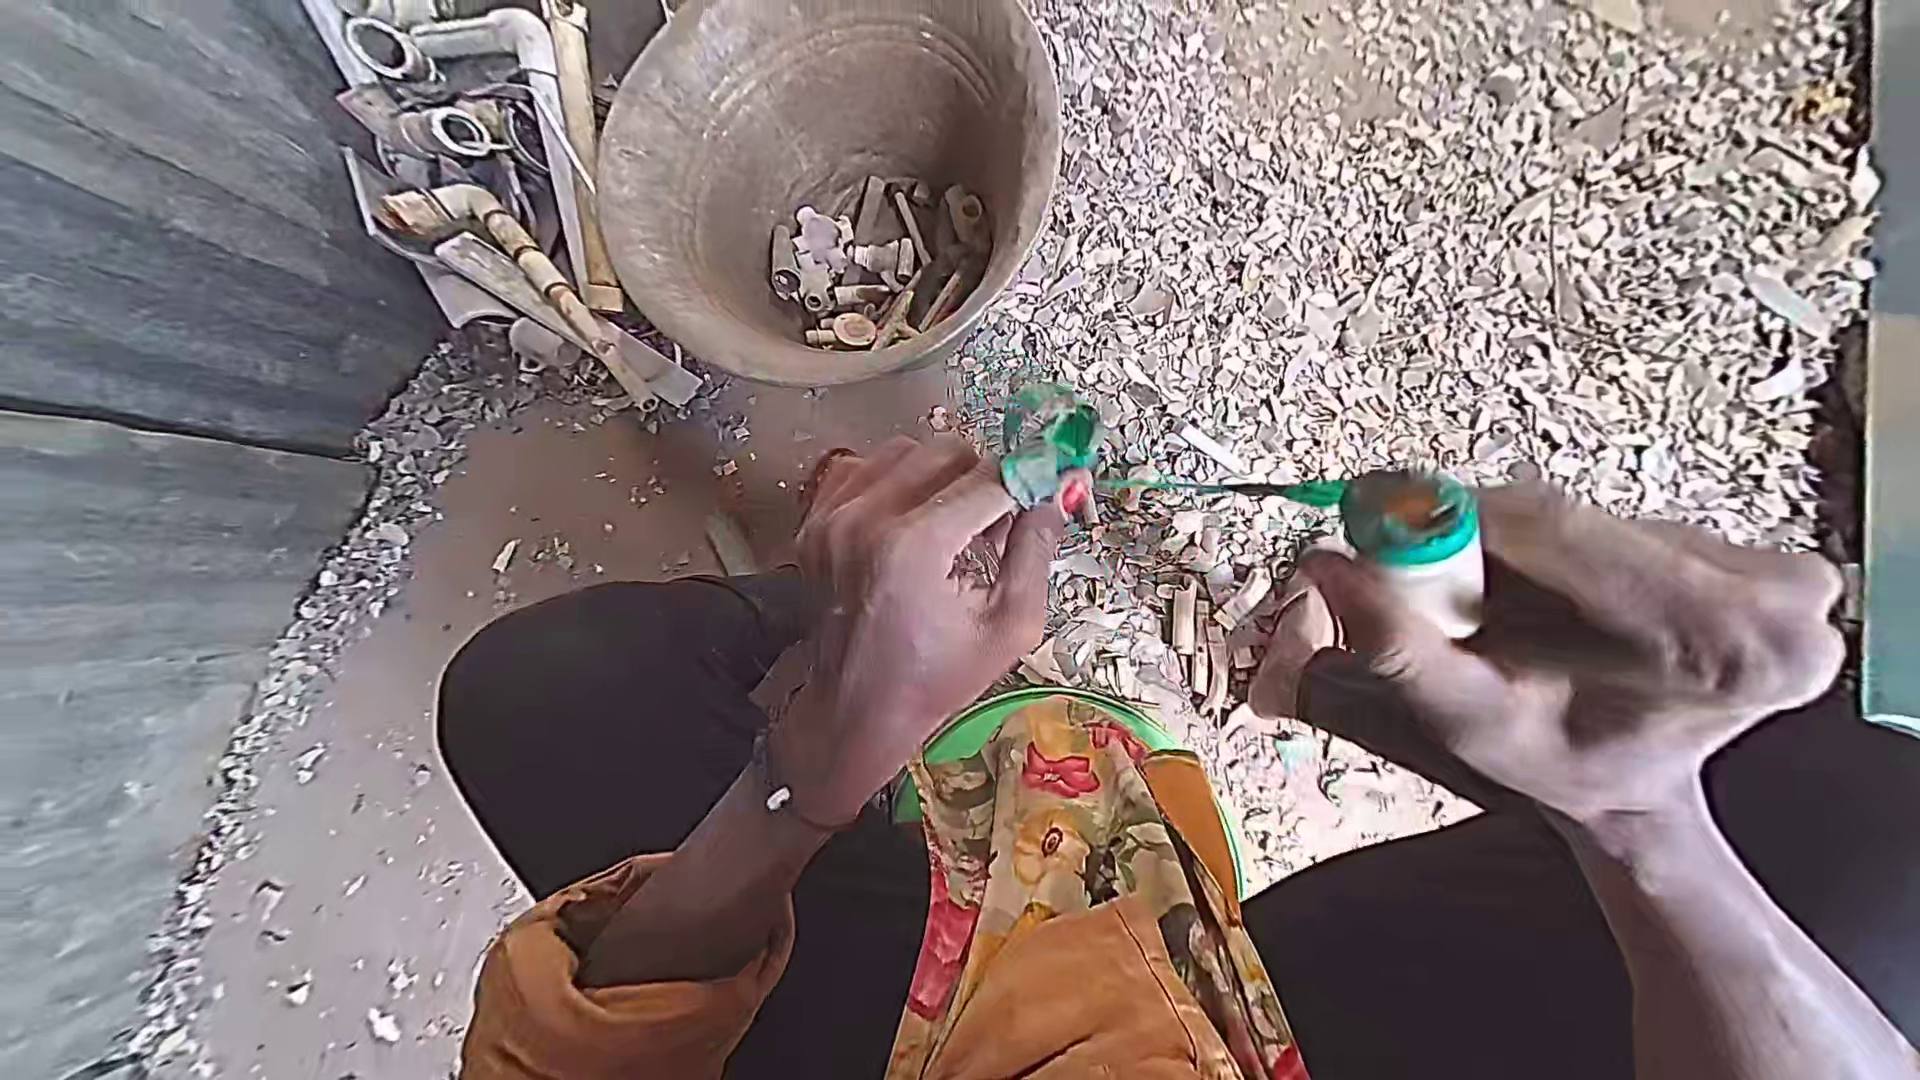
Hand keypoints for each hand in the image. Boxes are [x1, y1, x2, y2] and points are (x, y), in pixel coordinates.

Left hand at [774, 438, 1068, 823]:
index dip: (1028, 478)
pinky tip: (908, 518)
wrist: (857, 710)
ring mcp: (831, 516)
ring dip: (939, 476)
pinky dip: (895, 480)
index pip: (989, 479)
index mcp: (914, 547)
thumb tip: (1059, 490)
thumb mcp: (1009, 625)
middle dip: (983, 480)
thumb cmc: (937, 678)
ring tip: (949, 523)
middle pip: (946, 452)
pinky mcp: (813, 521)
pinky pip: (864, 466)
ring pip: (906, 450)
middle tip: (992, 523)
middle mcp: (864, 518)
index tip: (1050, 481)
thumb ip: (1037, 550)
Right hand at [1303, 484, 1844, 822]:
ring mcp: (1765, 564)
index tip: (1369, 520)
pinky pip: (1590, 521)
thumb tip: (1325, 562)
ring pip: (1569, 513)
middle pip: (1561, 516)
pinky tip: (1520, 591)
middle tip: (1407, 573)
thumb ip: (1396, 645)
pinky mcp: (1736, 552)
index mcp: (1717, 638)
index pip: (1553, 529)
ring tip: (1469, 597)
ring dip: (1493, 540)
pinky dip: (1529, 545)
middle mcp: (1772, 588)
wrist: (1626, 782)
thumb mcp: (1461, 717)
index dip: (1447, 517)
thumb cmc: (1550, 761)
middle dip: (1464, 534)